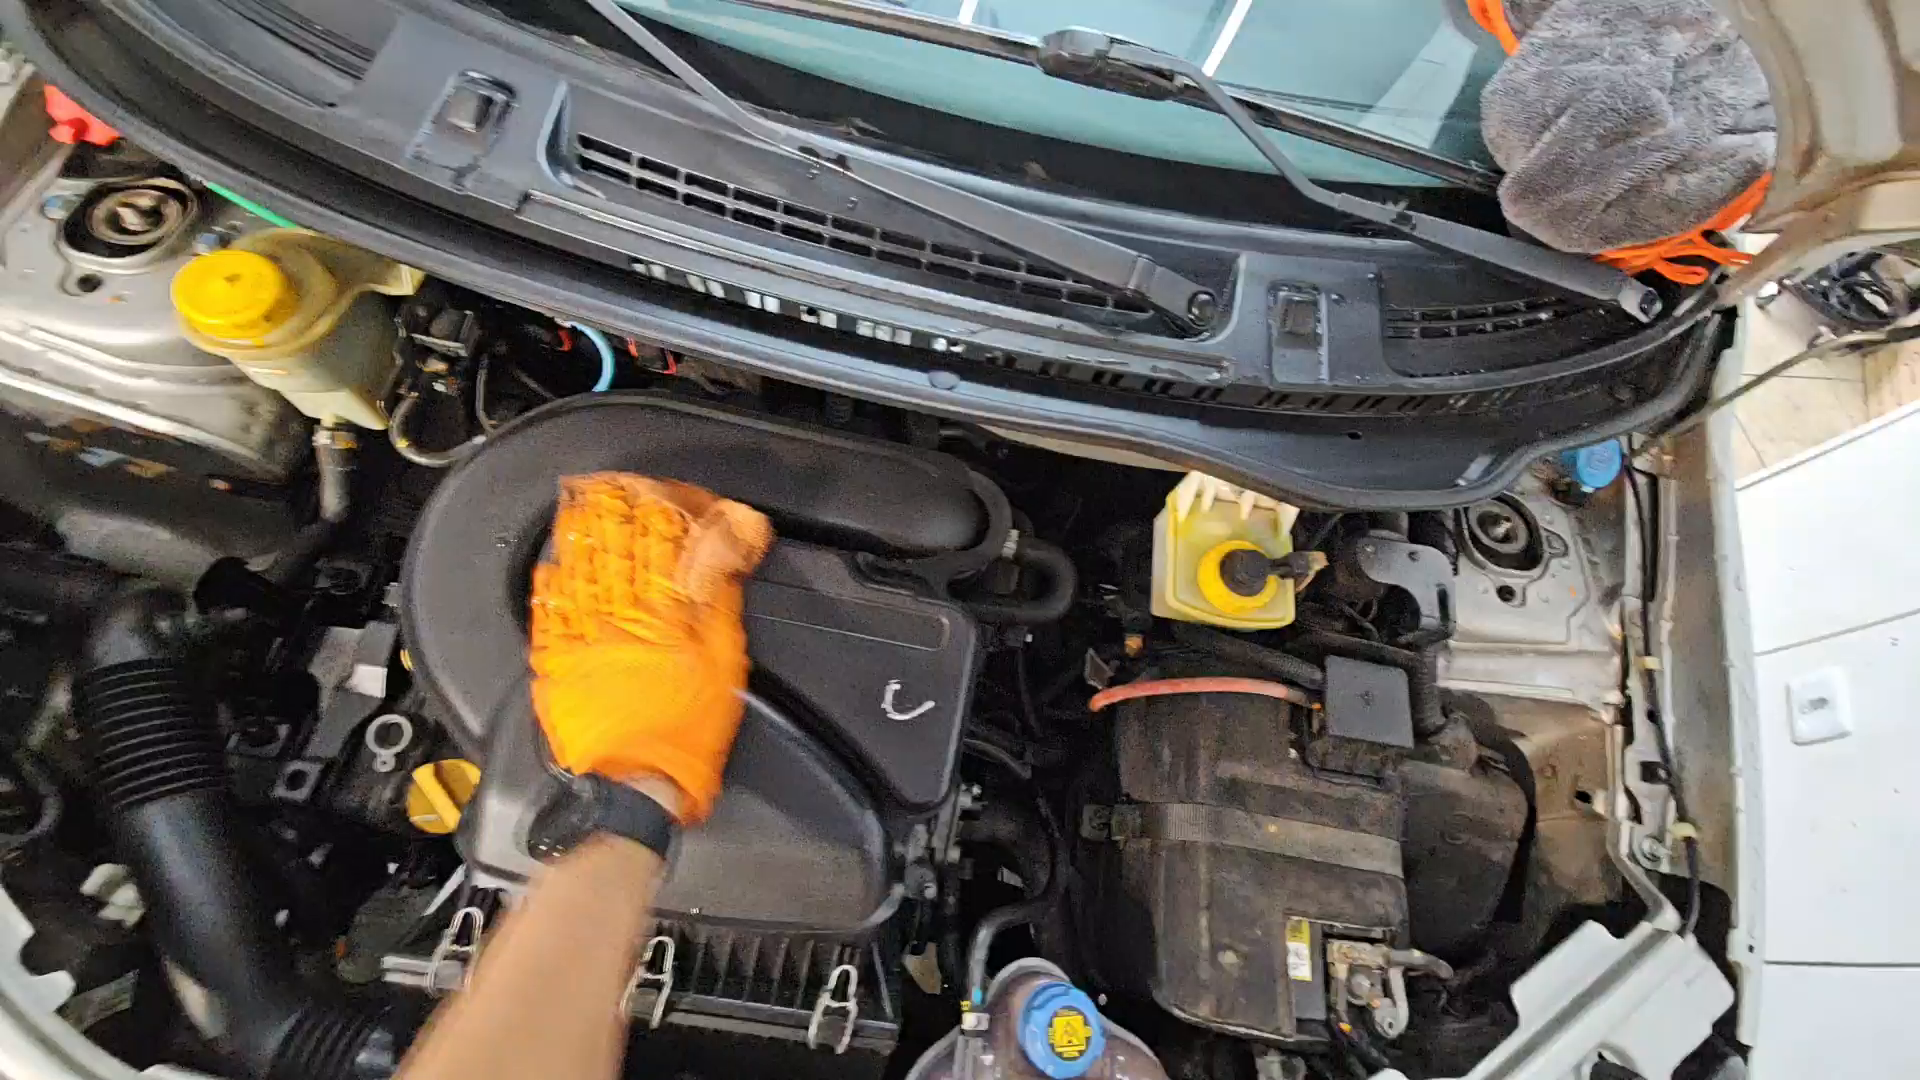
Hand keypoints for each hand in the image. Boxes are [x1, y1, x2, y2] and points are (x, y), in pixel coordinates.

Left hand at [528, 473, 771, 822]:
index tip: (666, 489)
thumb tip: (724, 558)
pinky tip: (551, 557)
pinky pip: (546, 611)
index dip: (665, 513)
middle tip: (616, 479)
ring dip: (582, 531)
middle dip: (618, 509)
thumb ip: (721, 603)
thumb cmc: (690, 729)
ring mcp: (581, 638)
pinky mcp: (556, 663)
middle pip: (617, 548)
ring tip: (583, 498)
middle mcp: (618, 618)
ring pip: (579, 569)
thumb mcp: (724, 660)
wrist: (639, 786)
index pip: (663, 546)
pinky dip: (549, 580)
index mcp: (663, 616)